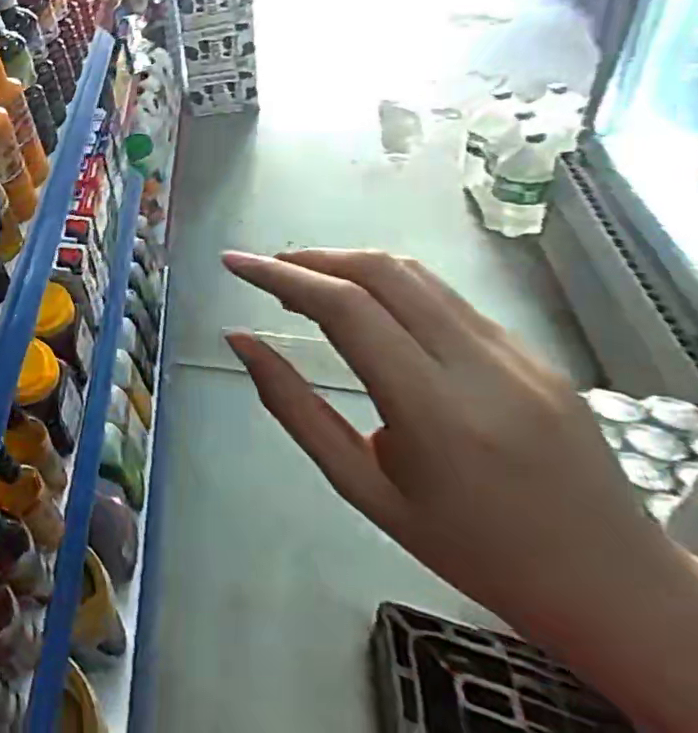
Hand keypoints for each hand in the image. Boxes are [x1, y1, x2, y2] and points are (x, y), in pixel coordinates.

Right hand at [222, 248, 697, 728]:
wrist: (612, 588)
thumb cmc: (466, 547)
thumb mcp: (358, 485)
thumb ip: (292, 406)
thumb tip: (239, 341)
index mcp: (438, 411)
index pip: (349, 309)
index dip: (281, 275)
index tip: (233, 262)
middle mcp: (489, 371)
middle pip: (387, 274)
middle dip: (312, 259)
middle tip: (261, 268)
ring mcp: (524, 361)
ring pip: (422, 279)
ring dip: (349, 267)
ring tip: (299, 284)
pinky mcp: (539, 360)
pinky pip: (449, 302)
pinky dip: (387, 288)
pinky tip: (359, 310)